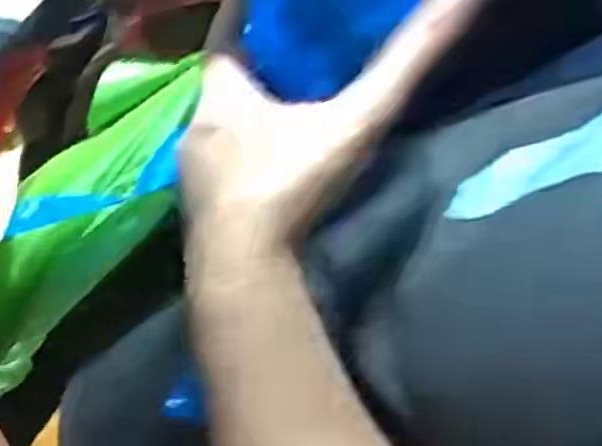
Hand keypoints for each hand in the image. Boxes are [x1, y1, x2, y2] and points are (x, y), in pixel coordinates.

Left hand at [180, 0, 480, 248]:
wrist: (237, 264)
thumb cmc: (287, 187)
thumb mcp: (357, 117)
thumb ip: (411, 54)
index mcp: (219, 103)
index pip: (223, 40)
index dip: (241, 11)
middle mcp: (193, 132)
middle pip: (219, 79)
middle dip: (251, 51)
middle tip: (290, 26)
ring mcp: (190, 168)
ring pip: (215, 116)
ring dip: (245, 93)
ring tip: (285, 71)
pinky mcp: (195, 195)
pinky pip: (216, 146)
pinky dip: (239, 128)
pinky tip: (268, 129)